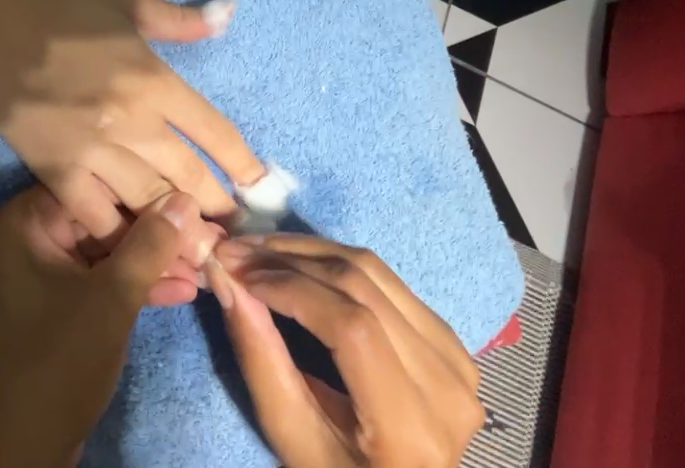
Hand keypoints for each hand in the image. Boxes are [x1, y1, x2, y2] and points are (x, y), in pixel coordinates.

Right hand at [0, 0, 264, 240]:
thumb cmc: (62, 10)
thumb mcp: (126, 2)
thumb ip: (179, 19)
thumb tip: (229, 14)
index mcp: (153, 79)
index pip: (215, 132)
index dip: (244, 165)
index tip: (260, 188)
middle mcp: (131, 121)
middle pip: (188, 179)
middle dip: (218, 210)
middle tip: (235, 234)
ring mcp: (91, 150)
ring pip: (148, 207)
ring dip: (179, 234)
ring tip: (201, 255)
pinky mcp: (54, 169)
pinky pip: (94, 216)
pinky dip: (119, 237)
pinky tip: (135, 251)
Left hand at [0, 188, 219, 466]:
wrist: (23, 442)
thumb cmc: (60, 358)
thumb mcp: (112, 297)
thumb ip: (150, 244)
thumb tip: (186, 199)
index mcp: (24, 219)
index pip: (92, 184)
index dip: (147, 190)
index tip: (196, 198)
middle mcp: (26, 233)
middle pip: (101, 217)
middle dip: (155, 231)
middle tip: (209, 234)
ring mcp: (39, 268)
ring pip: (105, 250)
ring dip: (152, 260)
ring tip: (206, 263)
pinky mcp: (54, 300)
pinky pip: (98, 277)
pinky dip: (134, 283)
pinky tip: (183, 288)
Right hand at [208, 237, 485, 467]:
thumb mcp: (291, 434)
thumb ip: (259, 355)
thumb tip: (225, 277)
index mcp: (412, 429)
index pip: (350, 326)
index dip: (290, 287)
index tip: (235, 271)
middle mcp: (448, 386)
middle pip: (361, 286)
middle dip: (288, 259)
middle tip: (234, 249)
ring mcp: (459, 360)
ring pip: (373, 270)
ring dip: (307, 250)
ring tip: (257, 249)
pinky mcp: (452, 341)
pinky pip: (387, 280)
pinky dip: (334, 262)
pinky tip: (296, 262)